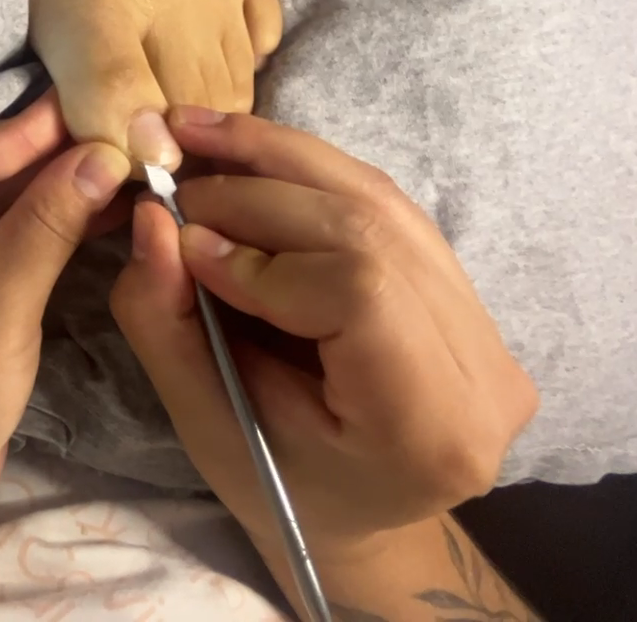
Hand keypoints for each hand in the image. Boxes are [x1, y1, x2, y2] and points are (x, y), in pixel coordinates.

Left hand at [0, 95, 130, 519]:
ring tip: (122, 160)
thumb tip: (103, 154)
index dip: (33, 131)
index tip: (91, 100)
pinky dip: (44, 227)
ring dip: (55, 192)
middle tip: (118, 125)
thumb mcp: (1, 298)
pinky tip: (98, 206)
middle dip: (50, 160)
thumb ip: (48, 221)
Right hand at [108, 108, 538, 562]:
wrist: (347, 506)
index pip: (360, 288)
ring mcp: (485, 320)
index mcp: (427, 424)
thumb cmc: (266, 479)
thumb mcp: (194, 411)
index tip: (185, 252)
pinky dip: (296, 167)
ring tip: (193, 131)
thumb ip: (161, 316)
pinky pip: (375, 199)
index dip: (261, 255)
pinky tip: (240, 151)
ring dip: (272, 154)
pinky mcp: (459, 286)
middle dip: (251, 189)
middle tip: (172, 183)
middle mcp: (483, 366)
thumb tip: (151, 215)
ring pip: (375, 195)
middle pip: (369, 224)